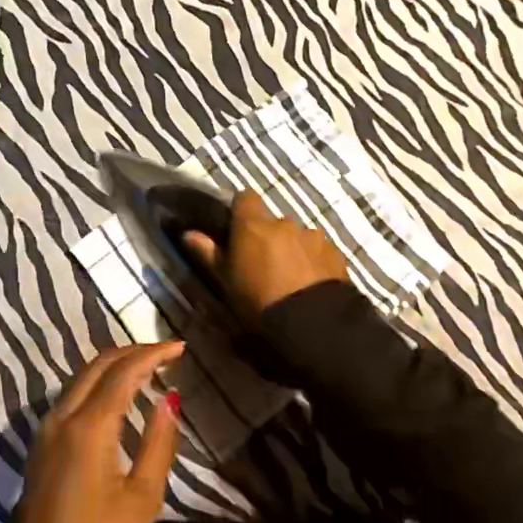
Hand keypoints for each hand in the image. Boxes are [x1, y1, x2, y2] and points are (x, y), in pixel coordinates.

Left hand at [16, 342, 184, 522]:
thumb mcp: (143, 498)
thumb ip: (159, 442)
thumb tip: (170, 399)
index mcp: (88, 428)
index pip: (123, 372)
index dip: (153, 354)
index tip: (180, 347)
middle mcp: (61, 418)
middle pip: (97, 365)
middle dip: (133, 351)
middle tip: (165, 353)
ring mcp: (46, 430)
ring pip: (81, 378)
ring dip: (114, 365)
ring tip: (148, 367)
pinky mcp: (41, 445)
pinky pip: (72, 396)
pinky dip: (98, 383)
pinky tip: (119, 393)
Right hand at [184, 190, 347, 324]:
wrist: (312, 323)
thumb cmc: (259, 303)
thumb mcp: (228, 282)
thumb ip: (209, 253)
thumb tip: (188, 233)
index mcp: (254, 226)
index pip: (245, 198)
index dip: (241, 211)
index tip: (237, 232)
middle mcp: (285, 223)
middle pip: (273, 221)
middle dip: (268, 237)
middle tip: (263, 265)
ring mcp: (313, 236)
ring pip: (297, 236)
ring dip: (292, 250)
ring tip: (291, 279)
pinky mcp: (334, 253)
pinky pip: (318, 251)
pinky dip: (313, 262)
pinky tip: (311, 285)